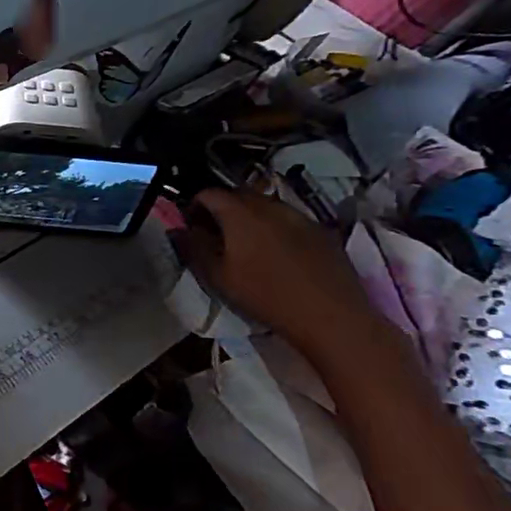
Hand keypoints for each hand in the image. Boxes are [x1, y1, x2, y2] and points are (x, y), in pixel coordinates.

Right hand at [178, 188, 393, 366]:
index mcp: (240, 213)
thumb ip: (194, 248)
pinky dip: (274, 226)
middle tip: (215, 235)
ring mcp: (299, 215)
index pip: (209, 193)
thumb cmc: (266, 296)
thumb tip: (179, 230)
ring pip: (265, 204)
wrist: (331, 316)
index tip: (192, 227)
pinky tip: (278, 253)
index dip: (194, 206)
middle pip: (237, 193)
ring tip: (247, 244)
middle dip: (221, 208)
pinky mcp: (320, 229)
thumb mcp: (219, 277)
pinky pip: (288, 218)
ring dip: (249, 216)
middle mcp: (269, 205)